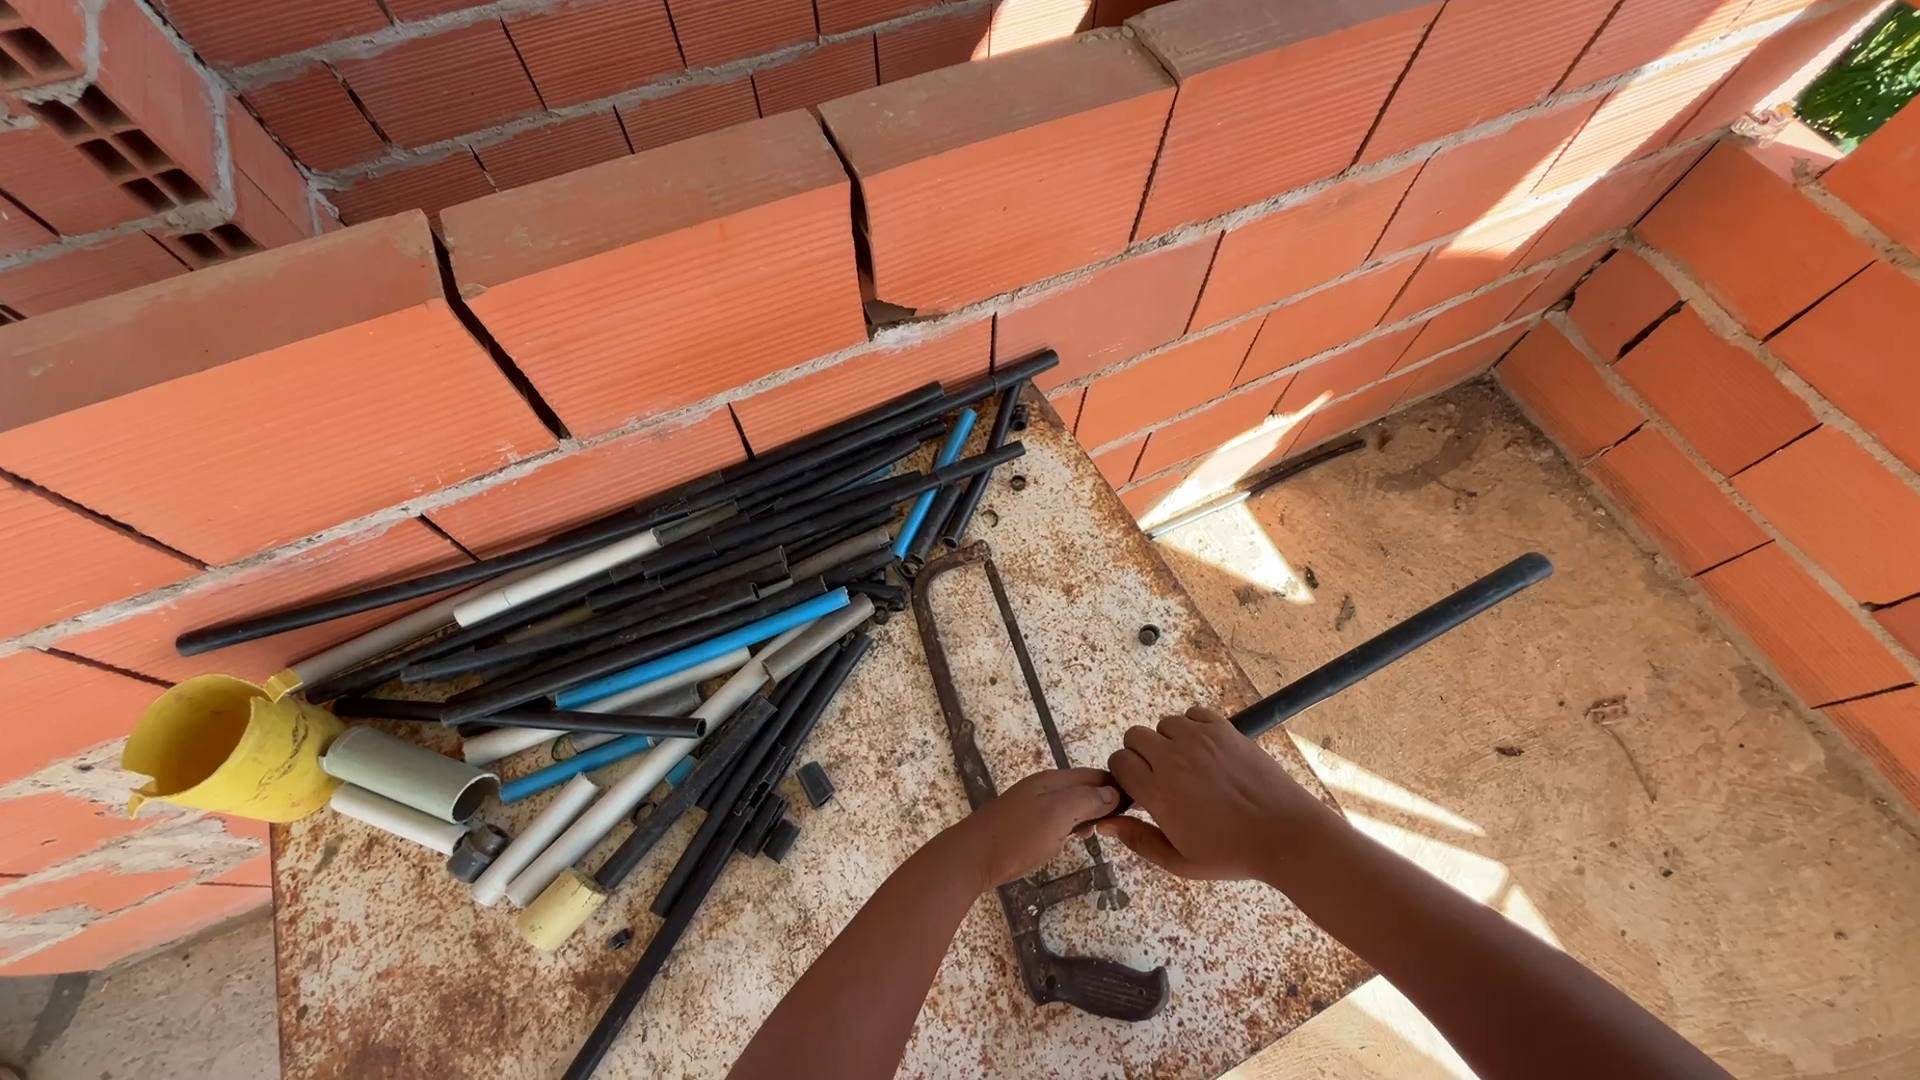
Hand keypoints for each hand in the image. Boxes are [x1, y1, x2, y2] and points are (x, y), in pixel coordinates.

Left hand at [942, 768, 1118, 889]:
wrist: (970, 859)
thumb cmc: (1016, 837)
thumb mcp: (1056, 816)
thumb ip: (1085, 800)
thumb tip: (1112, 791)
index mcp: (1051, 781)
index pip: (1094, 775)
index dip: (1117, 784)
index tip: (1141, 799)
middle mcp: (1042, 788)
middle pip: (1082, 787)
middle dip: (1106, 798)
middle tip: (1130, 816)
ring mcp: (1031, 806)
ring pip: (1070, 803)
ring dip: (1090, 812)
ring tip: (1109, 826)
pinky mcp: (1024, 826)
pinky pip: (1057, 818)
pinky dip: (1073, 823)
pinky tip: (1078, 836)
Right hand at [1100, 706, 1326, 880]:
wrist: (1286, 835)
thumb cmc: (1231, 853)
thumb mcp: (1180, 862)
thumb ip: (1138, 840)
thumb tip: (1104, 824)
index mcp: (1158, 792)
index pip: (1119, 762)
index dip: (1124, 774)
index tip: (1139, 788)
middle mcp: (1172, 759)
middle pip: (1134, 736)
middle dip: (1140, 754)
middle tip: (1161, 776)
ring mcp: (1199, 740)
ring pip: (1164, 724)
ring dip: (1168, 741)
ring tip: (1187, 764)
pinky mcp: (1223, 729)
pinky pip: (1193, 714)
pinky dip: (1193, 727)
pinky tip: (1205, 750)